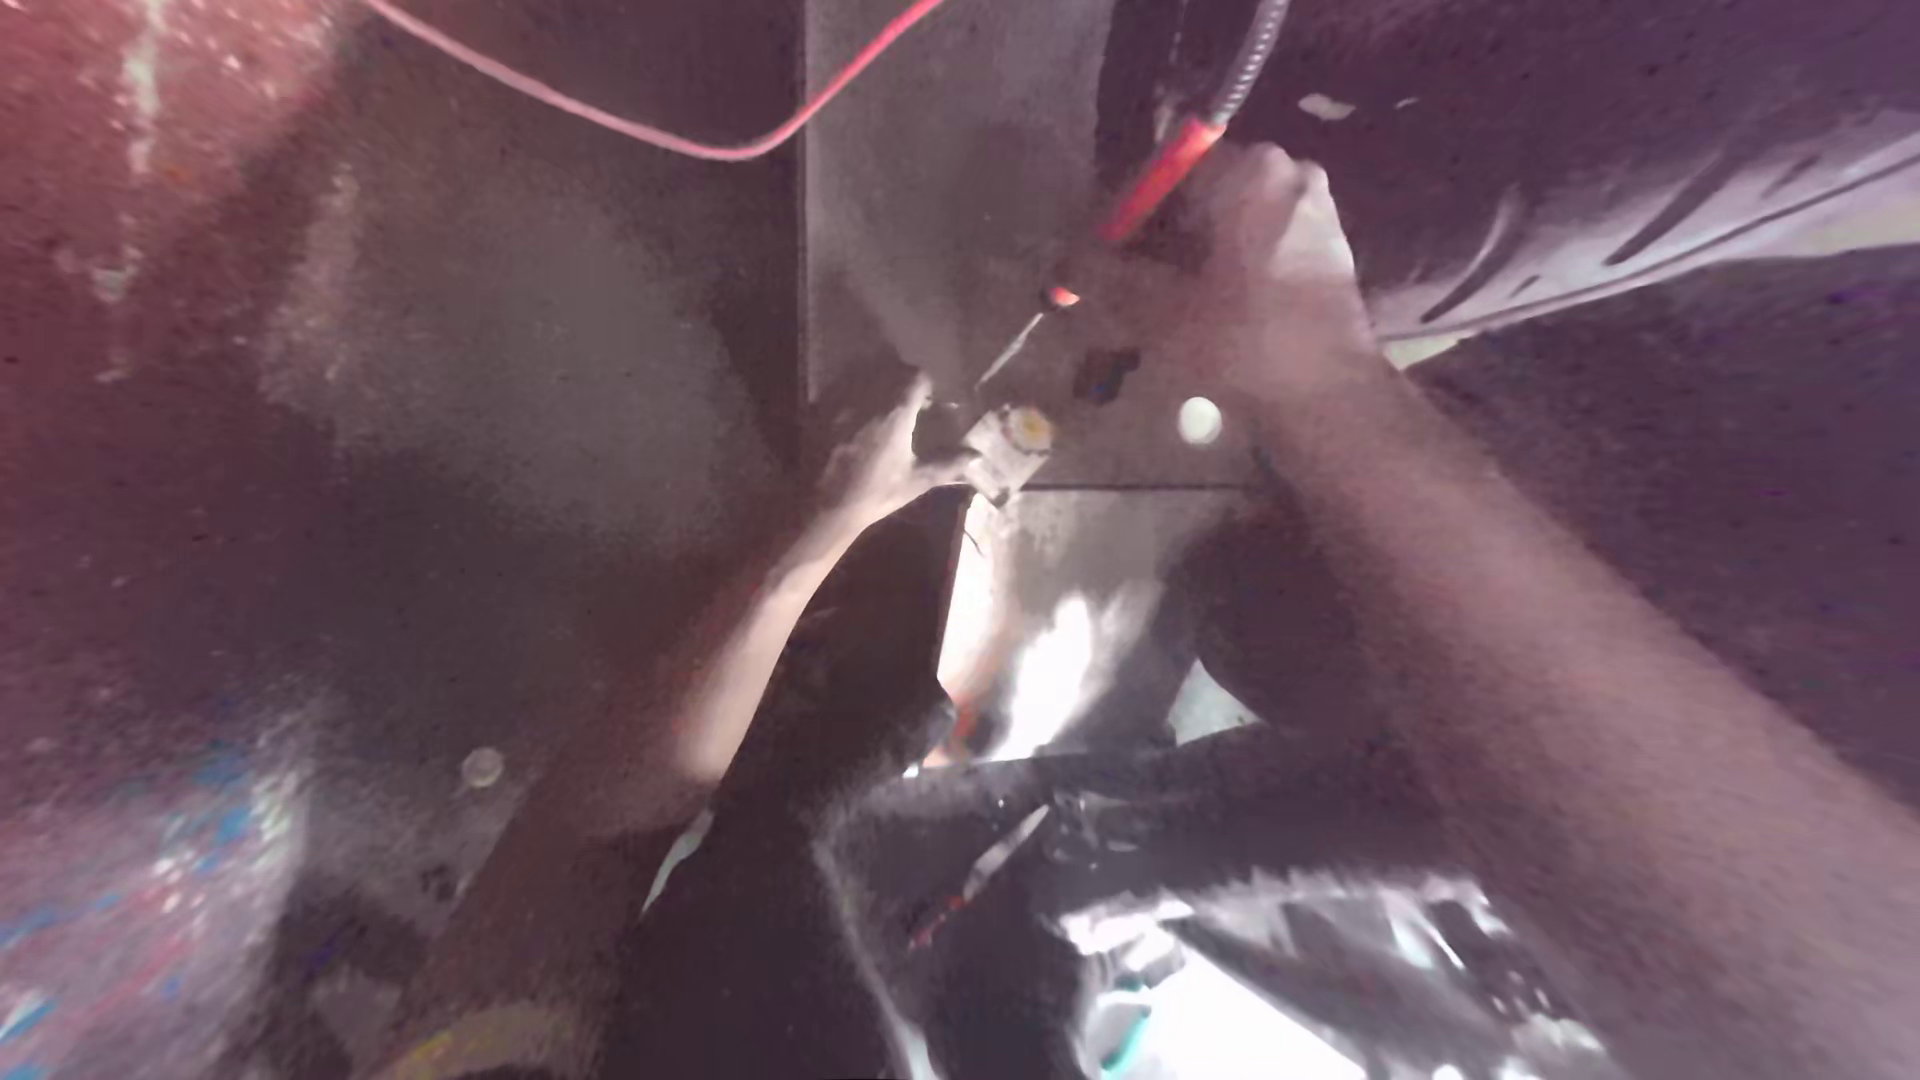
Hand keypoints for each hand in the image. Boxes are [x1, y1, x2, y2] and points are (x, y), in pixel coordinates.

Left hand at [815, 364, 970, 534]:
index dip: (927, 385)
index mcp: (896, 411)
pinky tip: (855, 418)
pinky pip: (841, 388)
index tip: (930, 402)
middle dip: (903, 381)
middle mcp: (868, 396)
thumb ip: (948, 464)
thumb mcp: (916, 481)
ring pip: (865, 375)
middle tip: (910, 403)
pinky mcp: (819, 409)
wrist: (823, 507)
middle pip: (891, 370)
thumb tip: (977, 455)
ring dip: (878, 384)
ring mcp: (840, 400)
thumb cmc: (875, 495)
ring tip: (883, 407)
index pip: (917, 377)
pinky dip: (853, 395)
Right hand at [1072, 143, 1380, 404]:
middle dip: (1148, 244)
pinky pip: (1248, 248)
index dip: (1119, 217)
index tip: (1093, 257)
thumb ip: (1107, 277)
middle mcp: (1285, 174)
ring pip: (1219, 228)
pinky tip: (1193, 312)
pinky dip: (1212, 272)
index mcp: (1249, 171)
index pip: (1161, 174)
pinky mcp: (1319, 250)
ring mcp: (1309, 212)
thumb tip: (1065, 260)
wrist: (1324, 394)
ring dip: (1178, 262)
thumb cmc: (1239, 342)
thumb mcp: (1159, 310)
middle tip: (1116, 288)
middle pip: (1193, 200)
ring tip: (1148, 307)